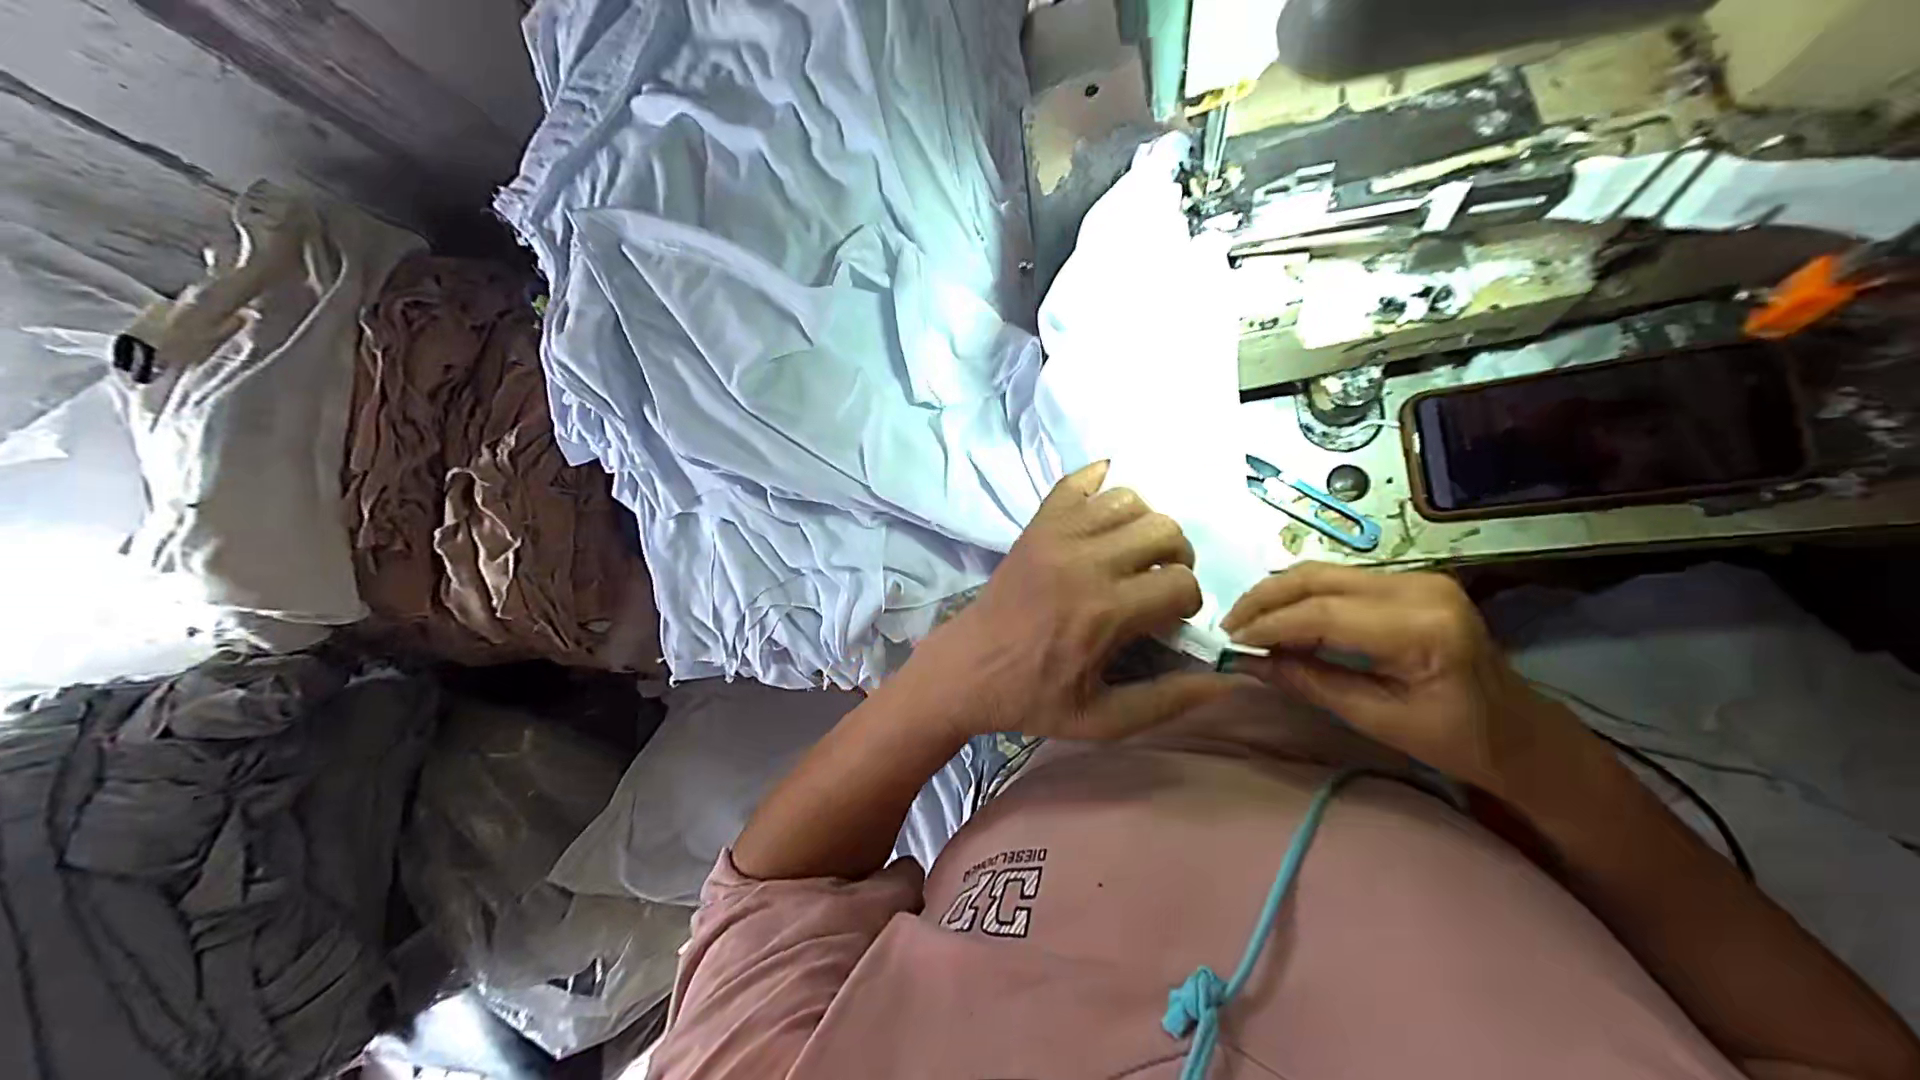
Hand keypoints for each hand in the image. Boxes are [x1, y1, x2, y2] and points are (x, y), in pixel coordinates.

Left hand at [911, 461, 1240, 740]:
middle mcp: (1084, 562)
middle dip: (1176, 557)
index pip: (1181, 582)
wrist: (967, 670)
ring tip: (1131, 554)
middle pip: (1164, 528)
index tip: (1167, 619)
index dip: (1188, 602)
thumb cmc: (1033, 698)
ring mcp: (1057, 535)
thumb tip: (1228, 679)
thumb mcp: (1102, 720)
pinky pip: (1078, 481)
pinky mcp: (1036, 525)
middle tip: (1156, 582)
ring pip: (1129, 499)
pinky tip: (1105, 514)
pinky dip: (1101, 486)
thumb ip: (1169, 700)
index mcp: (1104, 612)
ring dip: (1143, 524)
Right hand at [1220, 562, 1584, 794]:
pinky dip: (1301, 597)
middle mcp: (1419, 587)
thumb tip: (1247, 663)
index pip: (1323, 613)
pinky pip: (1338, 580)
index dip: (1269, 624)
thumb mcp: (1377, 719)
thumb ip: (1310, 682)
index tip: (1231, 642)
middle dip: (1264, 600)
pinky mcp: (1408, 582)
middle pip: (1317, 579)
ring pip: (1323, 573)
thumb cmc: (1458, 741)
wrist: (1523, 734)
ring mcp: (1416, 579)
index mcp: (1423, 627)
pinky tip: (1280, 617)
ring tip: (1246, 623)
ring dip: (1277, 595)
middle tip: (1230, 627)